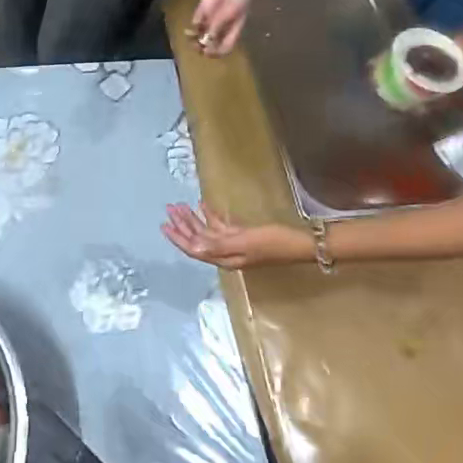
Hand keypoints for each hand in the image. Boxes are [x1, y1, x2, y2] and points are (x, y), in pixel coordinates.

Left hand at [162, 202, 310, 268]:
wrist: (298, 243)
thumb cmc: (273, 242)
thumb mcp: (245, 242)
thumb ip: (218, 244)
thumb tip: (194, 247)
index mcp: (224, 257)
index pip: (194, 248)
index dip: (178, 238)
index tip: (164, 225)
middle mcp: (225, 253)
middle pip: (198, 239)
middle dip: (183, 225)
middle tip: (170, 208)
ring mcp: (235, 244)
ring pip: (208, 232)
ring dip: (194, 219)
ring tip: (180, 205)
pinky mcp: (243, 236)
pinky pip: (221, 226)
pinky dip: (210, 216)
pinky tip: (203, 205)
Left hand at [189, 0, 263, 55]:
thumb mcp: (232, 10)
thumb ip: (219, 24)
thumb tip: (208, 41)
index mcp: (233, 29)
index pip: (225, 48)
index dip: (216, 53)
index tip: (207, 52)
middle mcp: (222, 26)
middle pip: (211, 44)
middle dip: (202, 47)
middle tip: (196, 45)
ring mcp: (212, 17)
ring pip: (201, 34)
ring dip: (195, 39)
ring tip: (190, 37)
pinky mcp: (204, 8)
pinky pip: (197, 22)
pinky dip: (193, 28)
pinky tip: (190, 29)